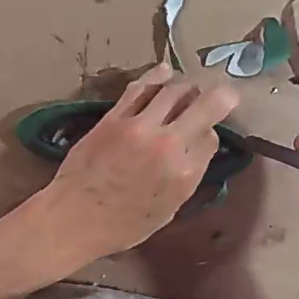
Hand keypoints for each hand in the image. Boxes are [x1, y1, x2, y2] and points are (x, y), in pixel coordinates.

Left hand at [39, 64, 238, 265]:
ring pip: (175, 90)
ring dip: (189, 85)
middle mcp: (168, 144)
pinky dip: (157, 76)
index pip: (211, 138)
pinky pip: (141, 88)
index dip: (210, 134)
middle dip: (220, 96)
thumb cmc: (122, 226)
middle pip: (206, 105)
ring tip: (191, 85)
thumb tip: (194, 154)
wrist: (74, 218)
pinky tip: (165, 72)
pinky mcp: (115, 117)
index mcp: (184, 174)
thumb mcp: (167, 211)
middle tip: (224, 92)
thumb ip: (186, 179)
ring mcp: (140, 127)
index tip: (204, 135)